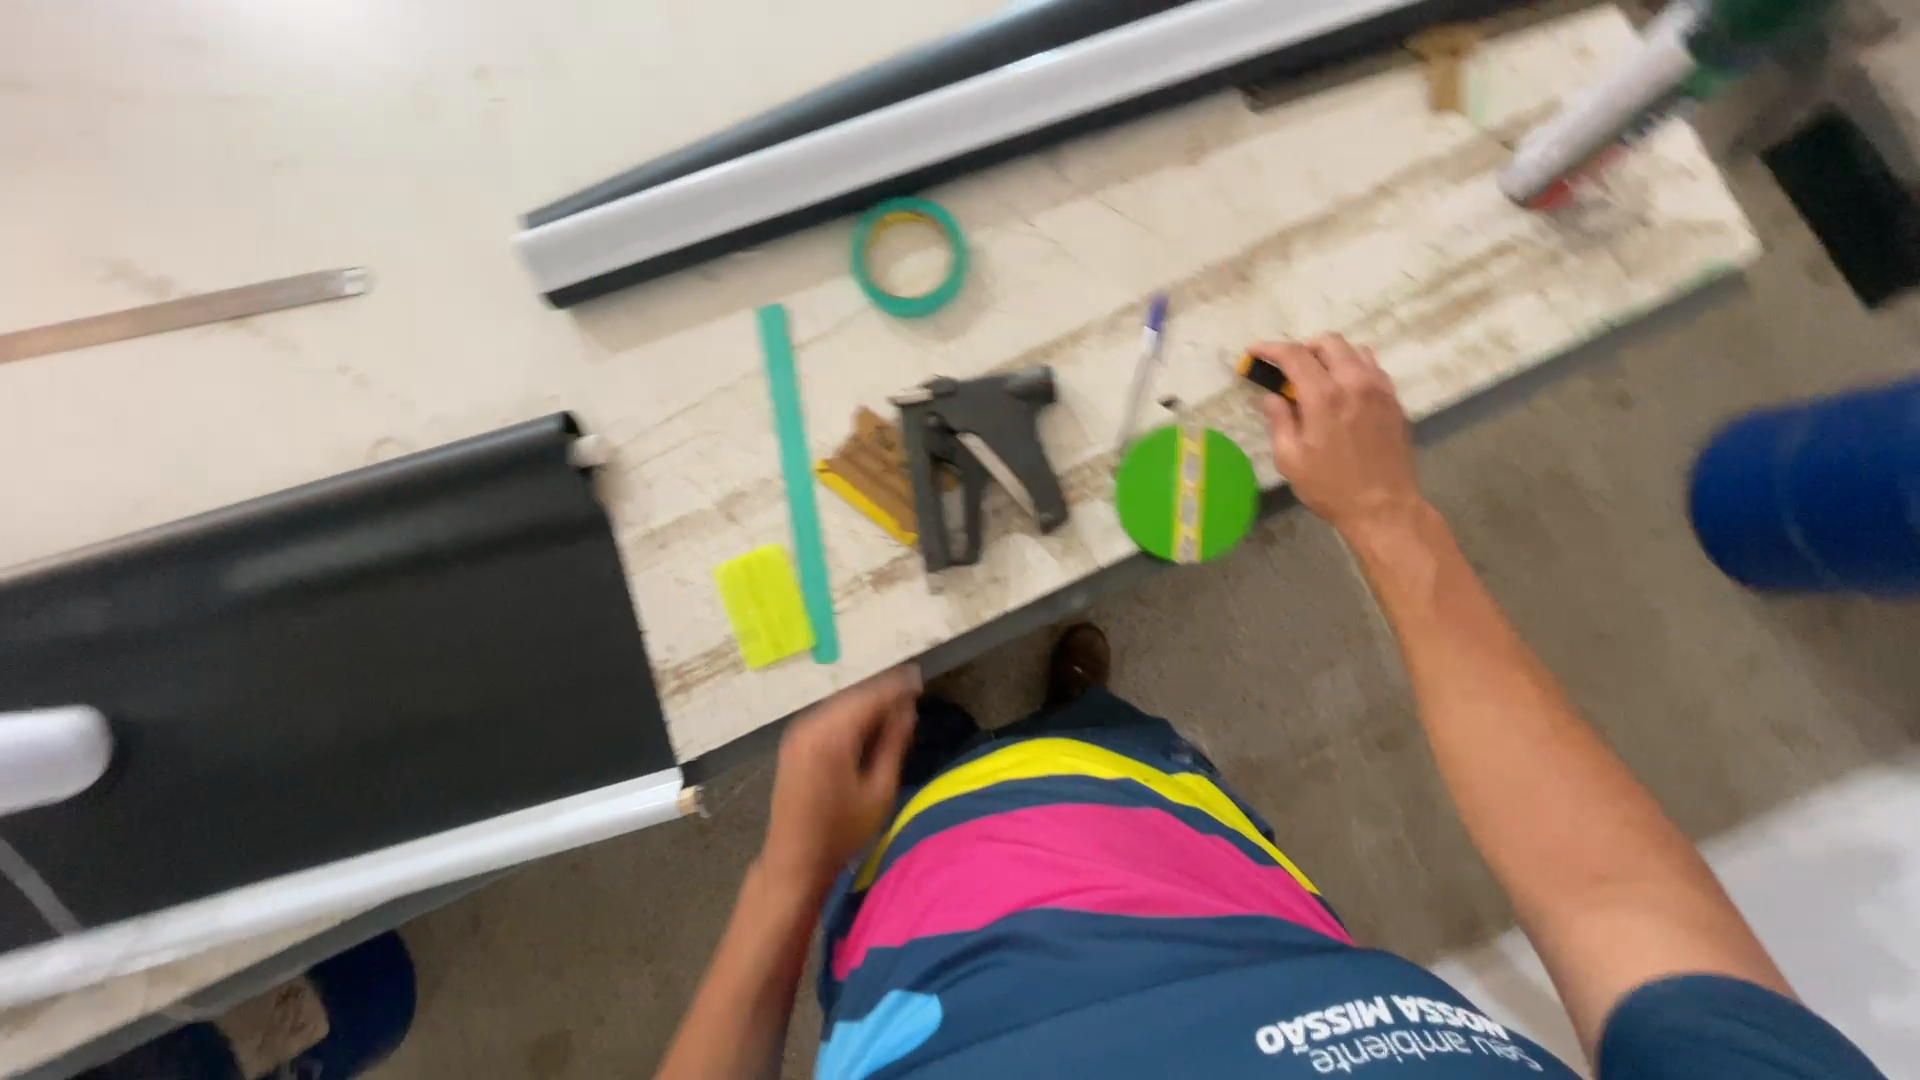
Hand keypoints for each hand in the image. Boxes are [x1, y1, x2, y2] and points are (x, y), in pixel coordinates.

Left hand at [759, 666, 920, 893]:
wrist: (794, 860)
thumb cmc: (842, 832)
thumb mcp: (879, 791)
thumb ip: (894, 743)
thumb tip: (907, 710)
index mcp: (832, 735)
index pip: (871, 696)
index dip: (897, 686)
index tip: (920, 680)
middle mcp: (811, 723)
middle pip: (855, 695)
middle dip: (883, 692)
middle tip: (911, 695)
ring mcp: (798, 731)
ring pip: (842, 704)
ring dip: (868, 703)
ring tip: (895, 709)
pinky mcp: (794, 740)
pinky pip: (829, 715)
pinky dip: (851, 714)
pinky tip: (868, 725)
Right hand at [1253, 334, 1424, 542]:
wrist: (1383, 506)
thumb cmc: (1329, 487)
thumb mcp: (1290, 459)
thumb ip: (1279, 421)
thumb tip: (1272, 397)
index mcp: (1324, 397)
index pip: (1295, 355)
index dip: (1271, 348)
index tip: (1254, 351)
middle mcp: (1355, 383)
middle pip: (1329, 342)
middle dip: (1303, 347)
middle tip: (1287, 369)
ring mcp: (1380, 389)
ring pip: (1355, 351)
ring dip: (1330, 356)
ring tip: (1316, 378)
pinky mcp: (1394, 400)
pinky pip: (1373, 368)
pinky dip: (1353, 368)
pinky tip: (1342, 390)